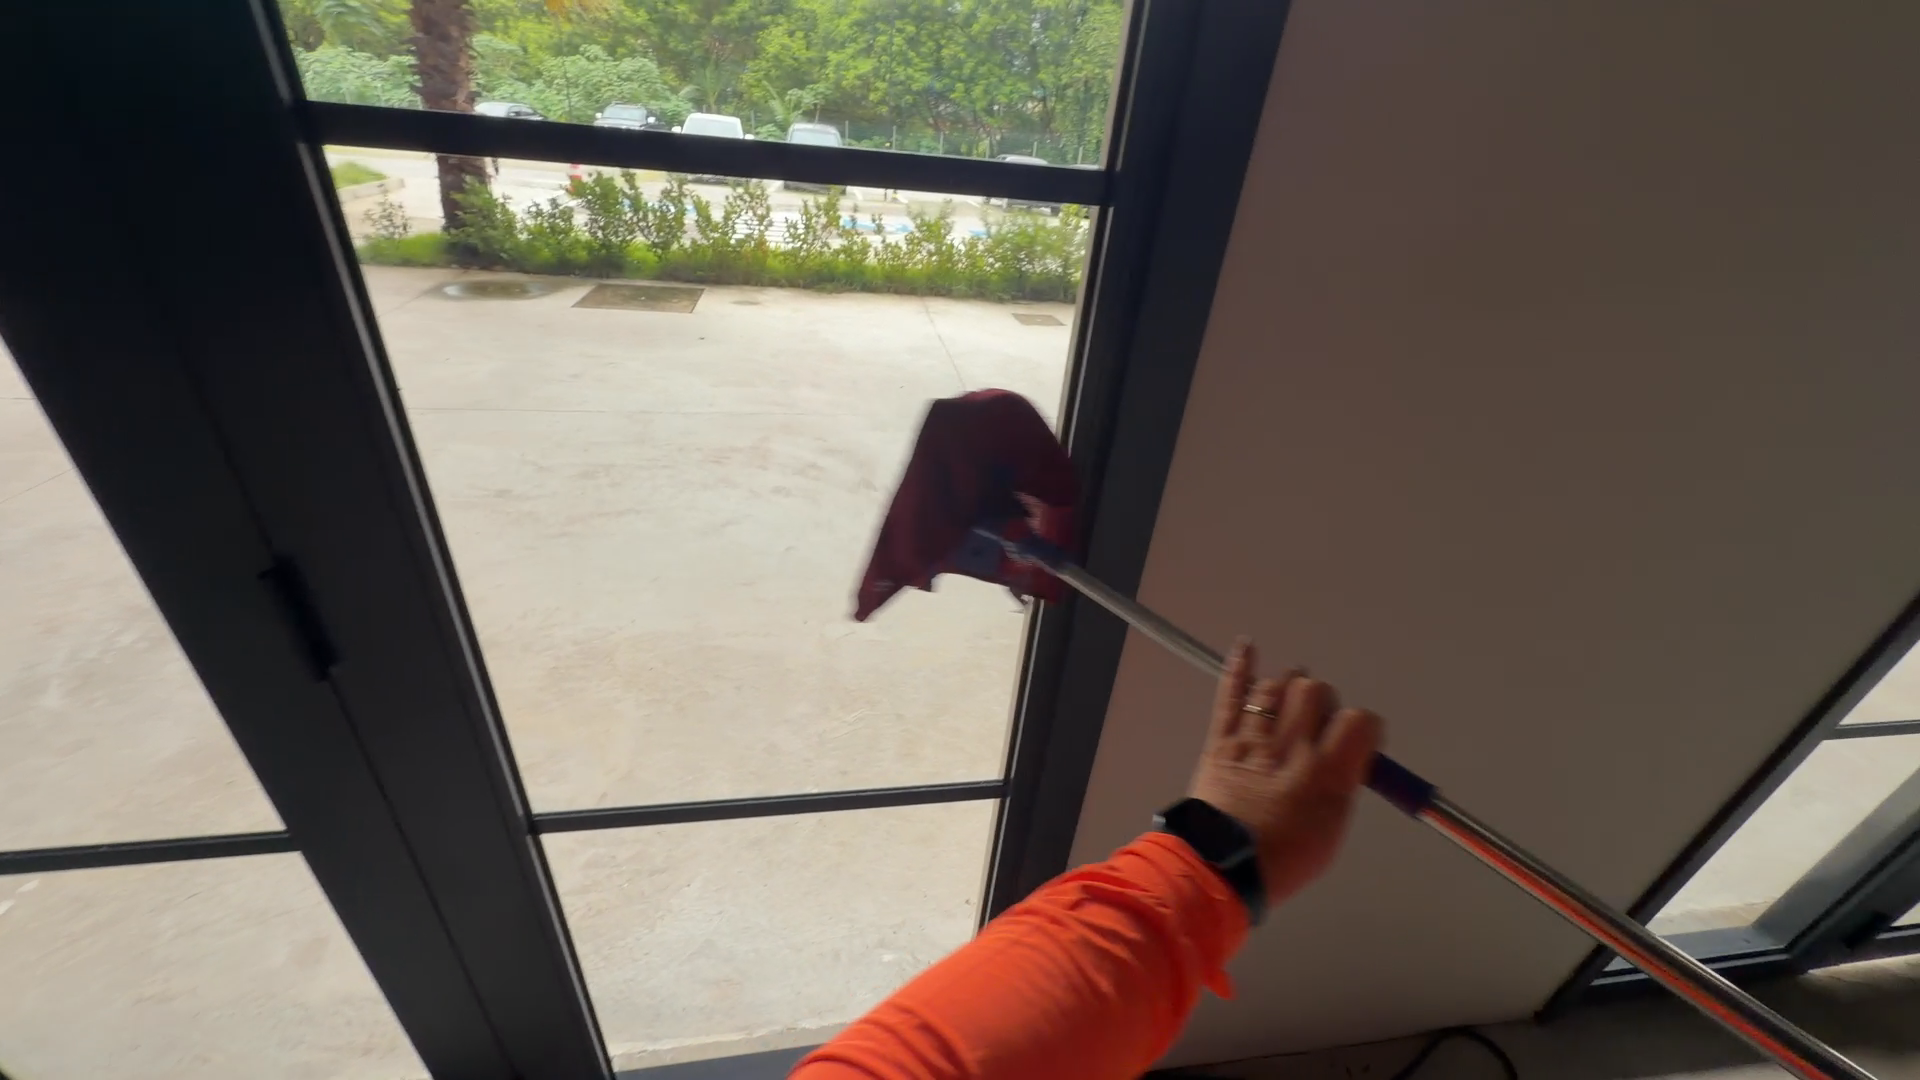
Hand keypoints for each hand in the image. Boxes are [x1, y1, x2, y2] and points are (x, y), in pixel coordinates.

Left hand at [1187, 640, 1382, 905]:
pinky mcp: (1220, 738)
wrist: (1224, 865)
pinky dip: (1239, 666)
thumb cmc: (1285, 857)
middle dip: (1320, 700)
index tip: (1354, 733)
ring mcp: (1253, 737)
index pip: (1359, 721)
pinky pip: (1231, 694)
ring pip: (1275, 687)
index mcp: (1328, 773)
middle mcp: (1292, 746)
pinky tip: (1246, 645)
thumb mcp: (1332, 826)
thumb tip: (1340, 754)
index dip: (1361, 724)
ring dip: (1285, 687)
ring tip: (1286, 700)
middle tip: (1313, 722)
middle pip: (1314, 691)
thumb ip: (1339, 783)